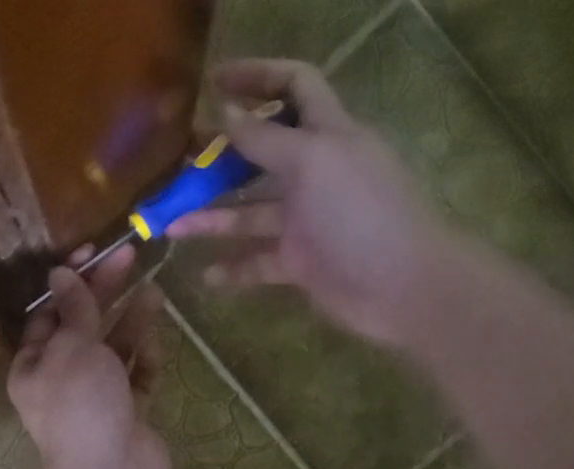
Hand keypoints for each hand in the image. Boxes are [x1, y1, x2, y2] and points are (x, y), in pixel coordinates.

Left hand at [9, 244, 170, 468]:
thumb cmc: (81, 405)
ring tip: (155, 291)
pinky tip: (154, 344)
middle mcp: (62, 380)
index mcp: (33, 366)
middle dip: (104, 293)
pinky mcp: (129, 413)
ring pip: (115, 350)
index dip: (69, 282)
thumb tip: (61, 272)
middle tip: (130, 256)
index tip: (92, 252)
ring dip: (132, 321)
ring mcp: (98, 398)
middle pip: (84, 326)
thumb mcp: (72, 348)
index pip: (48, 314)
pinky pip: (136, 378)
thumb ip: (75, 309)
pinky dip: (144, 360)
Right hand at [167, 60, 449, 344]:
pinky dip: (234, 268)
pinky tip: (206, 276)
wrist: (402, 287)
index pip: (295, 87)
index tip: (212, 83)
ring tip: (171, 226)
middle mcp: (316, 173)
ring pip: (250, 212)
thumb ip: (265, 139)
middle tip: (178, 160)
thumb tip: (224, 110)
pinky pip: (259, 262)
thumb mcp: (312, 162)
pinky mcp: (302, 262)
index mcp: (328, 135)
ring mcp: (307, 221)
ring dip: (211, 219)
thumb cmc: (361, 214)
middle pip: (261, 153)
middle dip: (220, 156)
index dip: (257, 77)